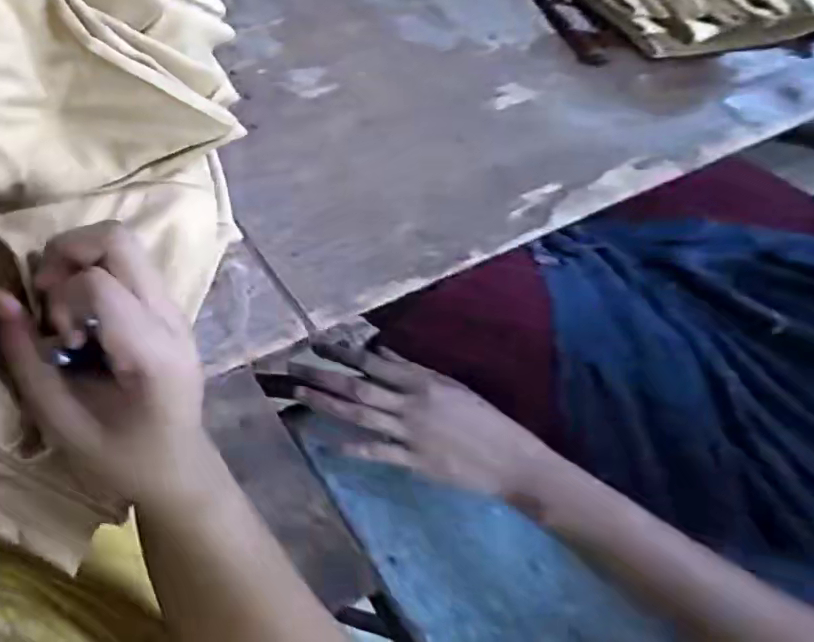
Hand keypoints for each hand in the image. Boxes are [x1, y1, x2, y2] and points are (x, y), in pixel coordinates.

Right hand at [0, 221, 217, 512]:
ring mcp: (173, 306)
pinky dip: (89, 266)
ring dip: (76, 256)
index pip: (99, 284)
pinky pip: (124, 259)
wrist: (179, 474)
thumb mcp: (59, 419)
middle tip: (46, 291)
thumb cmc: (118, 458)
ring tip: (61, 299)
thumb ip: (24, 354)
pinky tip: (79, 308)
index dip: (62, 299)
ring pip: (120, 239)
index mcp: (152, 354)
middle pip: (117, 238)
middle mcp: (170, 318)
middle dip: (66, 250)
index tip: (59, 339)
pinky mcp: (165, 303)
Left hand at [286, 345, 566, 505]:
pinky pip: (377, 452)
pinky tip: (327, 446)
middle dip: (322, 376)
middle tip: (292, 367)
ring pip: (359, 415)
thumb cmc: (486, 421)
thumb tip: (376, 349)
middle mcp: (410, 405)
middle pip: (357, 387)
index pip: (371, 362)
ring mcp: (411, 434)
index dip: (340, 352)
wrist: (521, 468)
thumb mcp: (451, 386)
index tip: (314, 344)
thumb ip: (409, 369)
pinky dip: (352, 449)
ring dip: (326, 403)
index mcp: (421, 384)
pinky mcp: (416, 461)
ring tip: (298, 392)